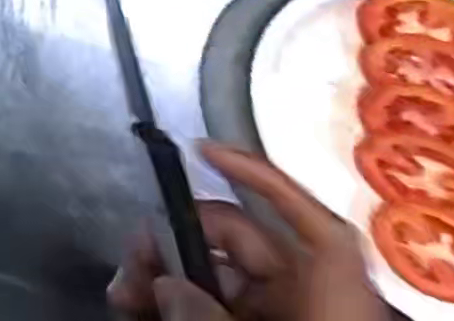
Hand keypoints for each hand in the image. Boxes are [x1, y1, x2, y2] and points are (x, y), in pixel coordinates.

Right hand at [108, 141, 388, 320]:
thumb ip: (205, 314)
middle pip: (236, 241)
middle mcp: (307, 304)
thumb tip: (168, 281)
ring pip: (208, 271)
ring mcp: (276, 320)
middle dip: (172, 240)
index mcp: (330, 306)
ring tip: (122, 296)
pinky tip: (132, 306)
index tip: (203, 150)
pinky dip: (165, 298)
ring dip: (156, 272)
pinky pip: (202, 299)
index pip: (316, 228)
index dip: (267, 180)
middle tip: (130, 258)